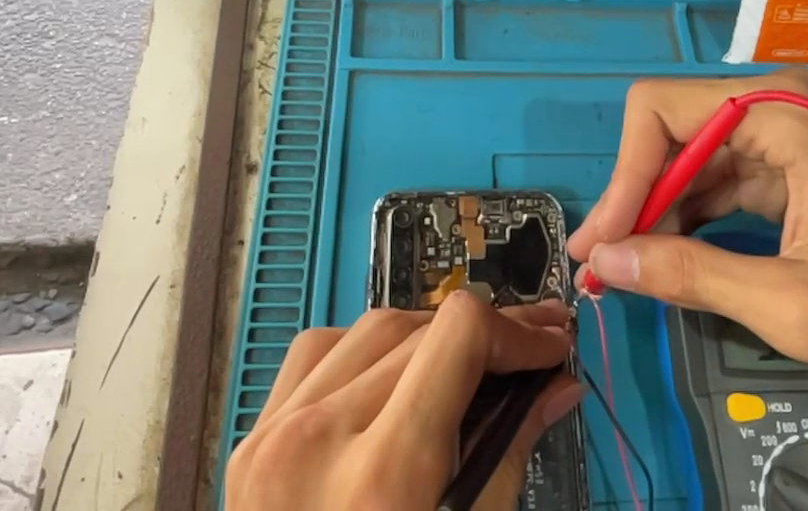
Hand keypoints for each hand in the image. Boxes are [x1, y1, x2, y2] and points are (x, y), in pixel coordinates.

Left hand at [225, 293, 583, 509]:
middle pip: (419, 330)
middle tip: (527, 348)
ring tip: (467, 361)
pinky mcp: (253, 439)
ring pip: (368, 330)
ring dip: (426, 337)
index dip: (517, 331)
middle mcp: (319, 439)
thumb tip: (555, 386)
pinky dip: (364, 350)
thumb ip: (508, 453)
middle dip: (483, 335)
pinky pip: (317, 353)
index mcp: (382, 477)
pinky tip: (392, 372)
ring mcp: (275, 435)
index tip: (548, 345)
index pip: (458, 337)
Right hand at [567, 69, 807, 397]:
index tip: (602, 244)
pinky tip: (672, 254)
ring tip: (628, 269)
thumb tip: (606, 262)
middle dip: (635, 197)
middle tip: (604, 264)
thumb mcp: (789, 304)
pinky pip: (726, 176)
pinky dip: (694, 214)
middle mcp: (781, 104)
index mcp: (780, 113)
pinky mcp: (801, 161)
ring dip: (659, 209)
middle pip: (672, 131)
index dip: (621, 178)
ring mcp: (793, 130)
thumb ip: (687, 274)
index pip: (659, 113)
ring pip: (694, 156)